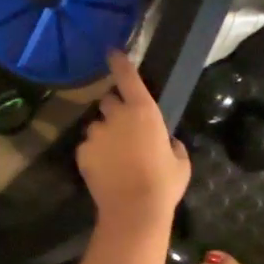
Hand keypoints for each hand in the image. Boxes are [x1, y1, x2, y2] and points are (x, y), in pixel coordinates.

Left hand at [77, 51, 190, 227]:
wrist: (134, 210)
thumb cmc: (164, 184)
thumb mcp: (181, 162)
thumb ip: (173, 145)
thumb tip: (167, 141)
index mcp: (143, 111)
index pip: (127, 77)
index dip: (119, 62)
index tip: (112, 53)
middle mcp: (116, 116)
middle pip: (108, 100)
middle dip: (114, 109)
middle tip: (123, 129)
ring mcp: (96, 134)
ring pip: (97, 126)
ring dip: (104, 134)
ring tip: (115, 156)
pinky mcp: (82, 153)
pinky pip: (88, 147)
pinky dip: (95, 154)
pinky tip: (106, 170)